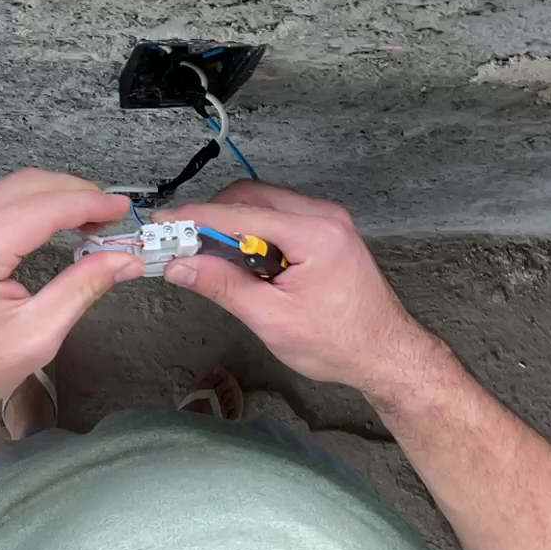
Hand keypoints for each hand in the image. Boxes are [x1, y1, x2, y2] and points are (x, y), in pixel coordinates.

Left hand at [0, 169, 142, 439]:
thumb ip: (82, 289)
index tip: (123, 209)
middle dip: (75, 191)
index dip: (89, 203)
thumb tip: (124, 260)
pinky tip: (52, 221)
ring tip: (89, 219)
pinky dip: (28, 204)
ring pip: (8, 188)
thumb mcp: (34, 338)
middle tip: (111, 215)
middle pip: (25, 185)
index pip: (43, 208)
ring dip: (52, 195)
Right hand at [163, 182, 439, 401]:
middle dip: (212, 216)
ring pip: (263, 201)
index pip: (240, 214)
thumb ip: (223, 286)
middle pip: (251, 196)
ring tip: (209, 254)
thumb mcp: (272, 320)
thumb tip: (179, 266)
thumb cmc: (336, 344)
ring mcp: (327, 218)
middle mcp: (322, 214)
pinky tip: (240, 256)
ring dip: (232, 222)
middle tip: (183, 242)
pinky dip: (252, 228)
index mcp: (314, 233)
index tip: (162, 223)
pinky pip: (278, 213)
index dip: (195, 217)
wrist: (387, 353)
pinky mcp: (326, 228)